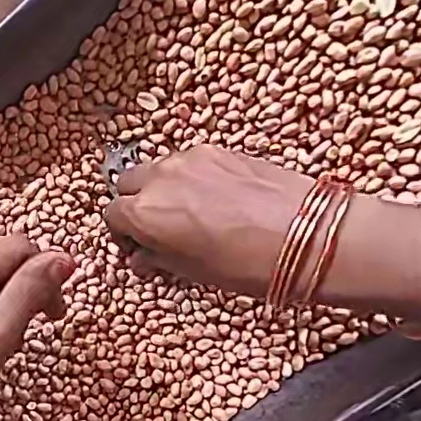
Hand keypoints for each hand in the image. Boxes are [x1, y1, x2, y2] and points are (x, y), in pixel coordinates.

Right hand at [103, 145, 311, 296]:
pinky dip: (189, 177)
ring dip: (161, 187)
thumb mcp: (192, 271)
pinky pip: (189, 161)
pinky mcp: (219, 148)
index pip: (112, 214)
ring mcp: (190, 158)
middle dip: (136, 203)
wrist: (308, 235)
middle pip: (128, 184)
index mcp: (144, 212)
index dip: (122, 232)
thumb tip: (143, 256)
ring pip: (158, 168)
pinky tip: (215, 199)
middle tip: (158, 227)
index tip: (138, 245)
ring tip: (189, 212)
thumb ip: (158, 258)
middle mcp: (159, 178)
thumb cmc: (246, 264)